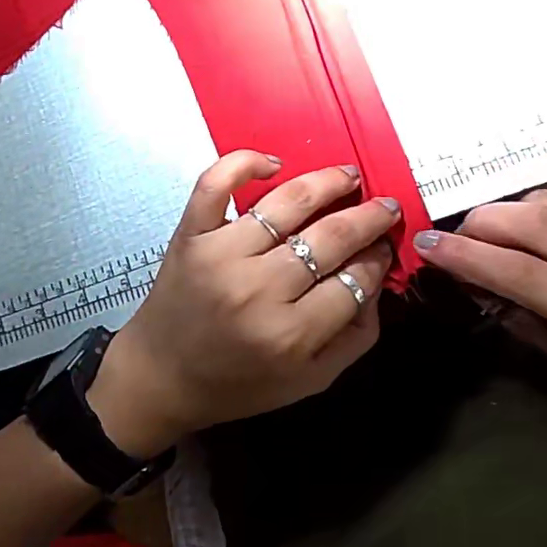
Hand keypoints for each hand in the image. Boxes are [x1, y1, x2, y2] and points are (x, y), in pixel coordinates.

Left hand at [87, 151, 397, 456]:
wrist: (160, 379)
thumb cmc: (239, 383)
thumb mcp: (310, 380)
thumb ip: (355, 337)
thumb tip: (376, 280)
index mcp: (291, 334)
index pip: (354, 279)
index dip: (378, 258)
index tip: (385, 246)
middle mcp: (259, 290)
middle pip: (331, 237)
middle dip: (369, 217)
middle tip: (386, 205)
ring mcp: (221, 255)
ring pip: (288, 202)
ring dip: (328, 182)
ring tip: (349, 175)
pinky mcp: (191, 235)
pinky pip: (216, 184)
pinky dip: (243, 163)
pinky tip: (273, 163)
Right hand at [414, 188, 546, 417]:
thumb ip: (506, 304)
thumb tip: (457, 265)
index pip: (525, 275)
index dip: (471, 256)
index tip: (428, 243)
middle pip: (539, 224)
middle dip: (486, 221)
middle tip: (459, 232)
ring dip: (513, 212)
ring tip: (501, 232)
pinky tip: (544, 228)